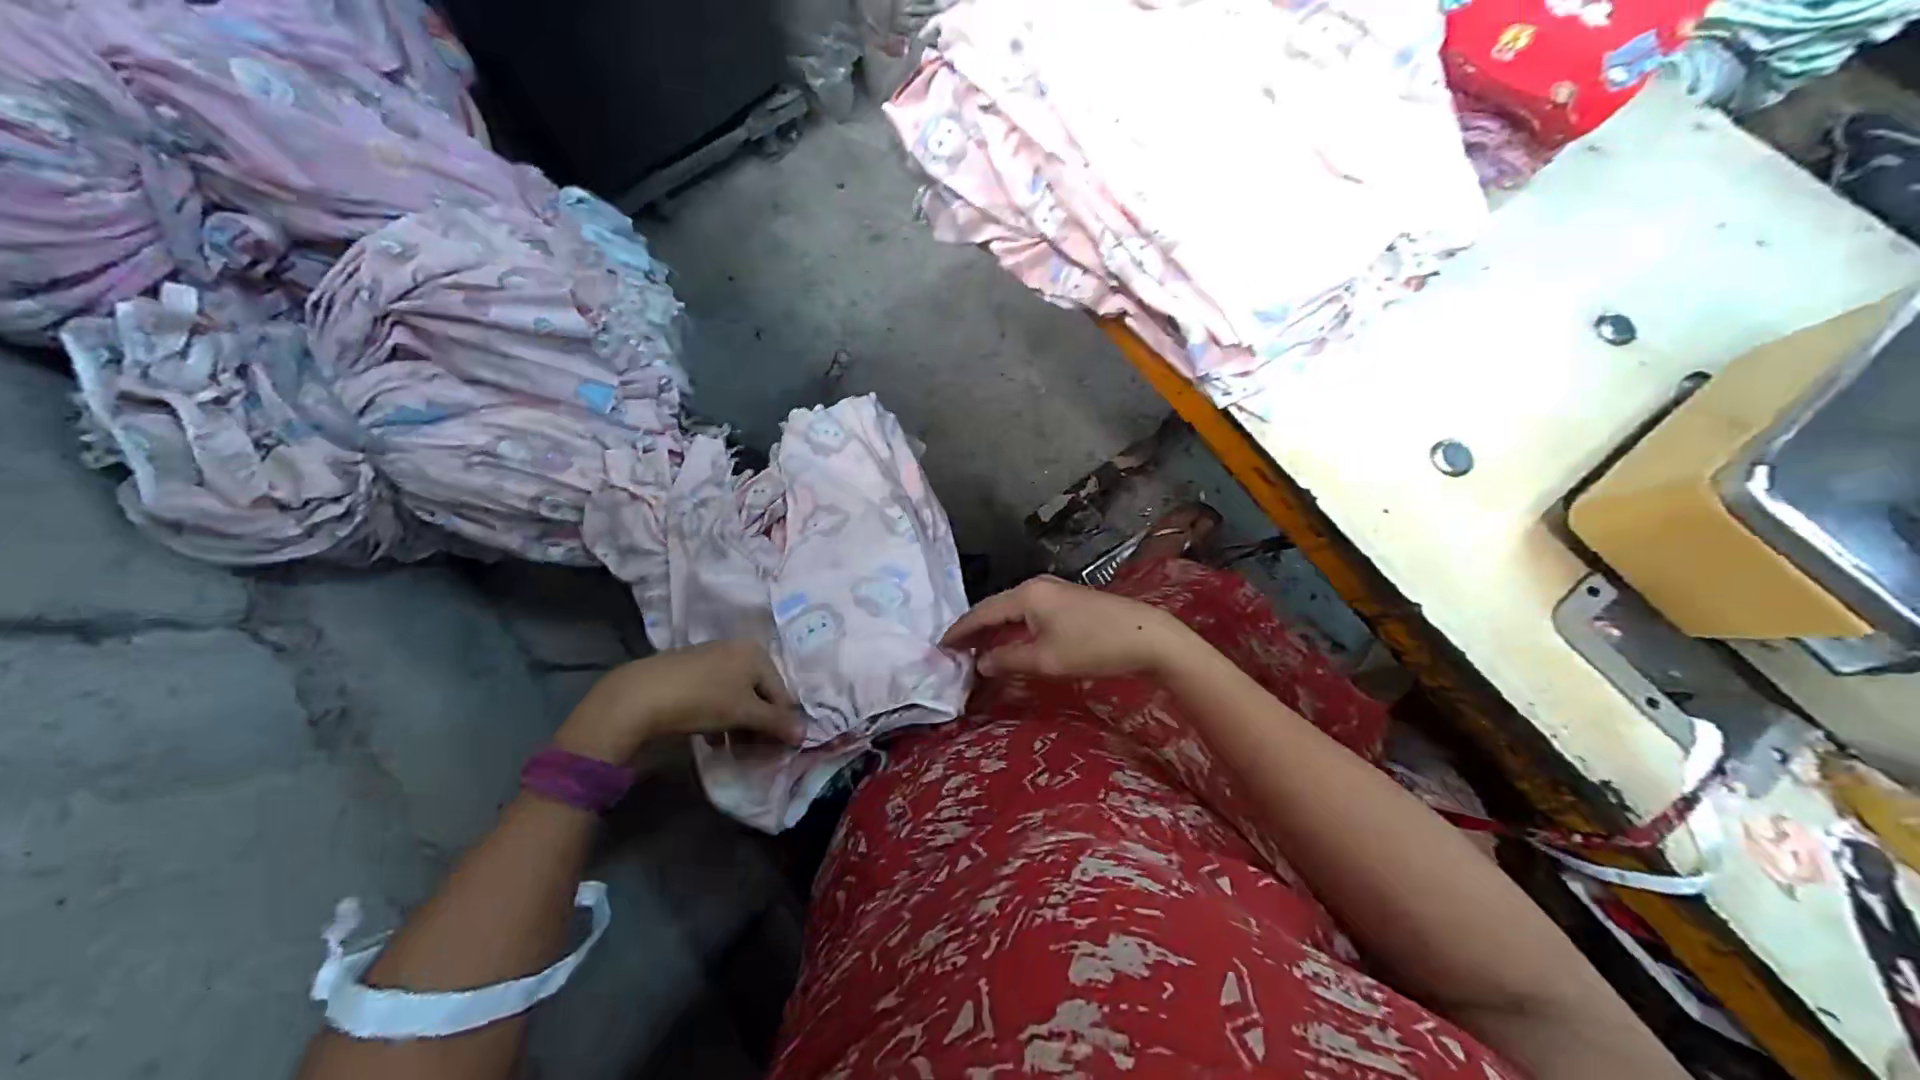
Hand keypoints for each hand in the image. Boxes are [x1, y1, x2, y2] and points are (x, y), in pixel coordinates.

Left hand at [553, 640, 802, 764]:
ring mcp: (710, 657)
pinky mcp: (688, 670)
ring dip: (738, 726)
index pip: (781, 694)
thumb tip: (804, 734)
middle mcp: (737, 649)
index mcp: (756, 653)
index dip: (780, 724)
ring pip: (736, 696)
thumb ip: (776, 723)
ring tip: (729, 749)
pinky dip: (718, 717)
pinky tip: (709, 739)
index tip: (772, 751)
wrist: (639, 695)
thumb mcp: (744, 713)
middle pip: (759, 694)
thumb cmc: (703, 700)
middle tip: (750, 753)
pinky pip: (715, 695)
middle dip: (757, 726)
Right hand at [940, 575, 1197, 678]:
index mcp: (1026, 595)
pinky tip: (1010, 641)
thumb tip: (981, 662)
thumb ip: (1008, 660)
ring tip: (975, 648)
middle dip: (974, 628)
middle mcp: (1036, 586)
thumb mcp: (1046, 660)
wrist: (1148, 637)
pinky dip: (1013, 627)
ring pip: (1012, 610)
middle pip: (995, 607)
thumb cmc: (1093, 647)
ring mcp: (1054, 591)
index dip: (960, 630)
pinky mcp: (1068, 601)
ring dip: (994, 628)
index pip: (982, 612)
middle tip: (953, 649)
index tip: (940, 644)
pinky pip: (1029, 612)